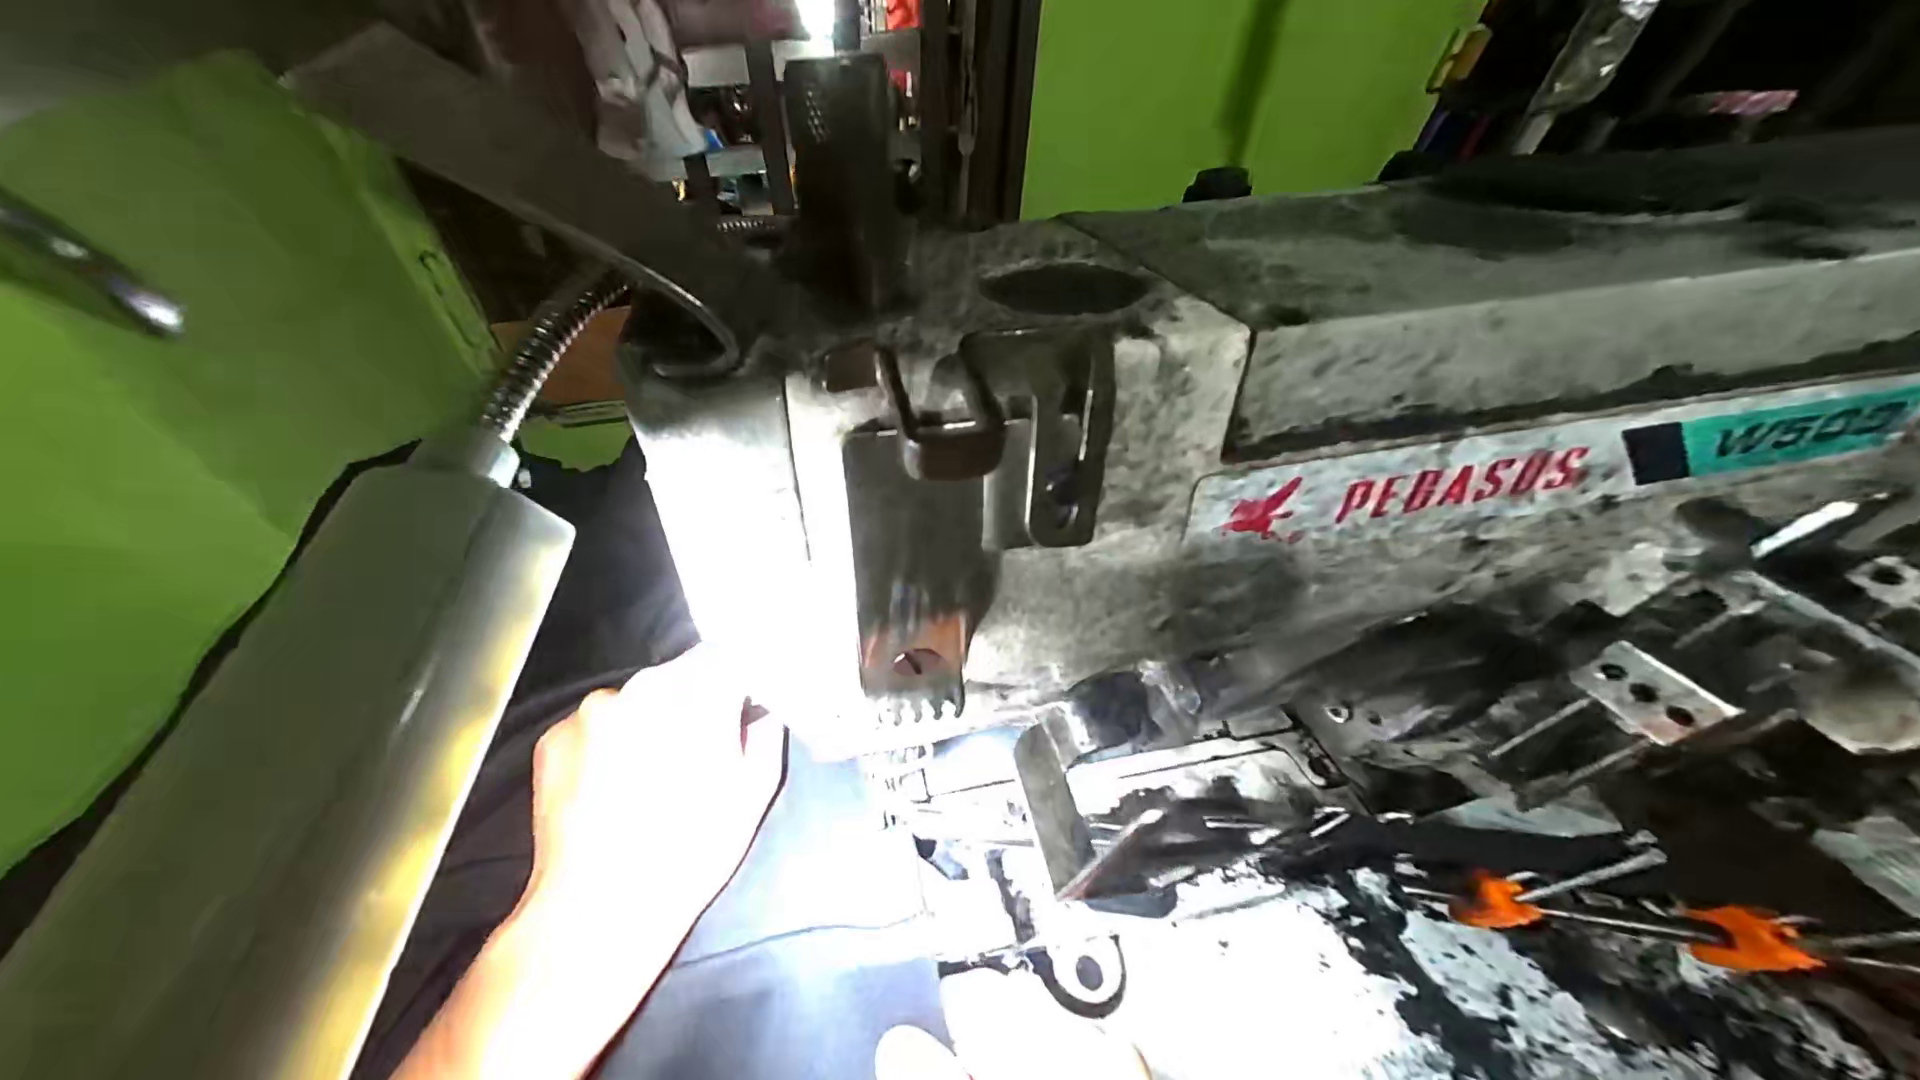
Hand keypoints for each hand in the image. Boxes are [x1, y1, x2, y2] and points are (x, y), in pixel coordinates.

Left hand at [395, 645, 785, 1079]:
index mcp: (698, 691)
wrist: (601, 907)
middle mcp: (642, 686)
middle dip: (694, 702)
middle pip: (680, 675)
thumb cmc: (693, 848)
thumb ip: (766, 730)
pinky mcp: (555, 736)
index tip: (742, 701)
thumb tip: (760, 710)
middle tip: (699, 749)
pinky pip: (598, 725)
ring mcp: (592, 710)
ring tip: (653, 775)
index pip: (727, 657)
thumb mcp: (757, 788)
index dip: (738, 679)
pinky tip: (616, 785)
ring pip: (637, 700)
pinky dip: (610, 743)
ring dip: (651, 722)